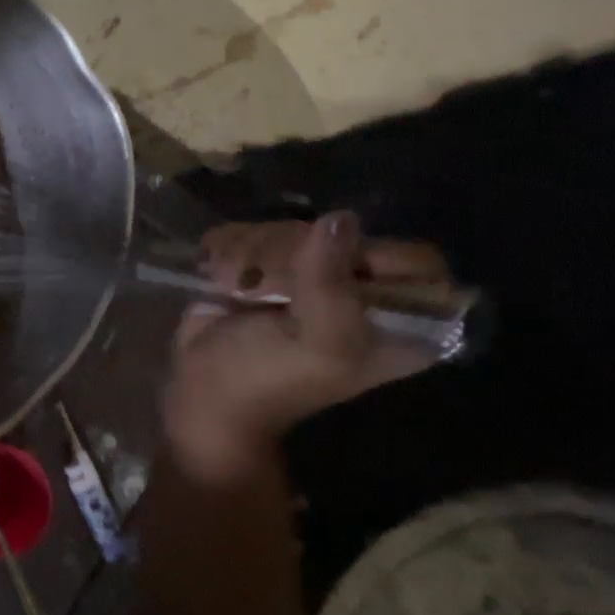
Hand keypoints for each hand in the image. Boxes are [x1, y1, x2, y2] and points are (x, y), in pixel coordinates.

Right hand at [163, 212, 447, 483]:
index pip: (412, 260)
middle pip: (341, 235)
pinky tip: (222, 280)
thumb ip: (332, 283)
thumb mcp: (317, 342)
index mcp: (397, 318)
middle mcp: (357, 291)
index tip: (326, 280)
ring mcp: (305, 275)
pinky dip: (228, 253)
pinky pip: (251, 233)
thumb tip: (338, 219)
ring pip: (289, 229)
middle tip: (268, 293)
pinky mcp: (261, 269)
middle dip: (292, 256)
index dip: (368, 259)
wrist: (203, 395)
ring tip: (237, 291)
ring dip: (251, 256)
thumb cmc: (268, 379)